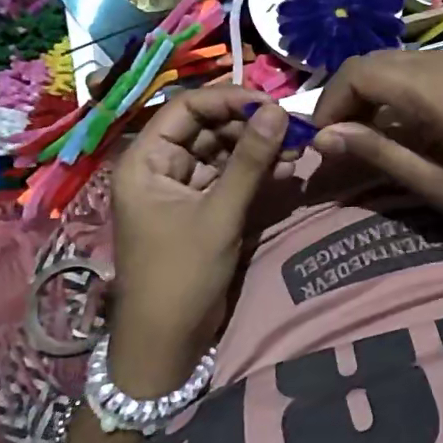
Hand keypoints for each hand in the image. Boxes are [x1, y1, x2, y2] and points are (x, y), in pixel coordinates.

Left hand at [108, 86, 293, 393]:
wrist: (167, 342)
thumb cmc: (181, 274)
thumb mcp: (219, 214)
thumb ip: (250, 161)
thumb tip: (278, 111)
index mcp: (146, 160)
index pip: (187, 108)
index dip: (229, 100)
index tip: (272, 104)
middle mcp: (160, 166)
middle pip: (208, 128)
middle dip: (250, 126)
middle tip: (293, 130)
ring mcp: (181, 187)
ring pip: (222, 152)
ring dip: (257, 149)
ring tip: (296, 151)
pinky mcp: (201, 207)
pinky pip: (228, 177)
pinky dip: (255, 173)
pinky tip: (286, 171)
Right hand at [310, 49, 442, 254]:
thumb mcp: (441, 186)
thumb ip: (380, 155)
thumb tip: (322, 138)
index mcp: (435, 85)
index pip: (358, 72)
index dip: (329, 103)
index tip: (320, 143)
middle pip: (373, 61)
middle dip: (346, 98)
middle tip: (338, 145)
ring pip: (395, 62)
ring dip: (371, 94)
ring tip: (364, 140)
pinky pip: (420, 67)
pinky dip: (397, 90)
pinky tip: (401, 125)